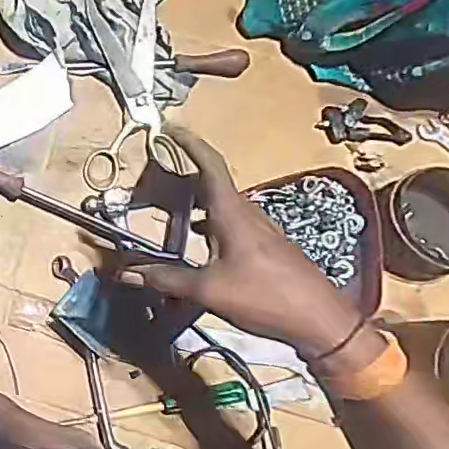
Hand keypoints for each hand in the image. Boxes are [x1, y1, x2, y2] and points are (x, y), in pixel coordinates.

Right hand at [114, 129, 361, 359]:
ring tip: (171, 209)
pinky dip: (209, 221)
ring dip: (196, 201)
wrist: (319, 320)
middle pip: (212, 182)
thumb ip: (167, 279)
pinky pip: (231, 221)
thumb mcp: (209, 291)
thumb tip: (129, 272)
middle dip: (183, 175)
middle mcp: (247, 213)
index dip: (189, 143)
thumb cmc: (266, 297)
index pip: (210, 165)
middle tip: (157, 178)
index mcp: (232, 213)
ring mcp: (260, 228)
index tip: (170, 128)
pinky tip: (199, 242)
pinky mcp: (266, 245)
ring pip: (222, 203)